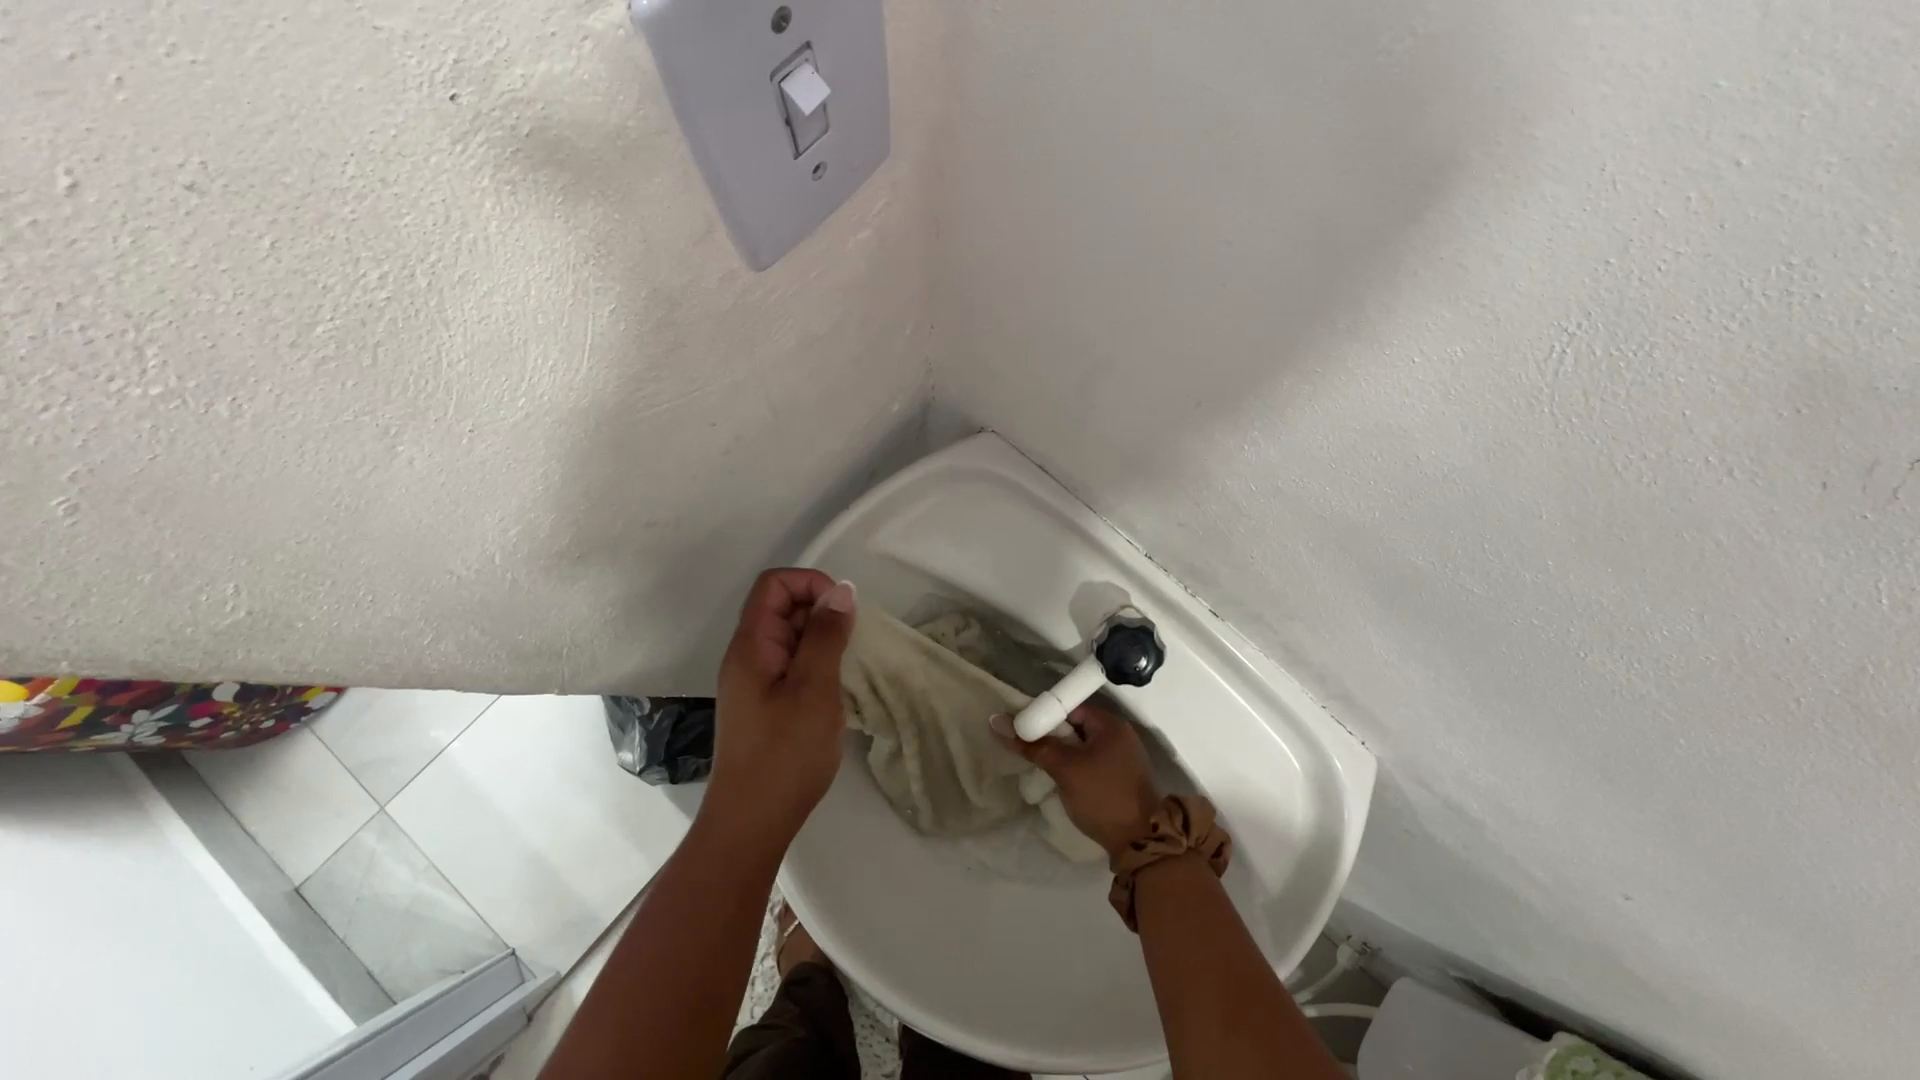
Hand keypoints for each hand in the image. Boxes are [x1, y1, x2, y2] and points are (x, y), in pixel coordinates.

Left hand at [706, 568, 856, 839]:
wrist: (752, 821)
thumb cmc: (784, 754)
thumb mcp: (813, 688)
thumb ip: (826, 636)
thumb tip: (841, 591)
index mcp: (751, 645)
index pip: (774, 585)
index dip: (811, 584)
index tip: (844, 611)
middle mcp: (747, 657)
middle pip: (781, 608)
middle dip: (821, 612)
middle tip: (852, 644)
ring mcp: (755, 683)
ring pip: (790, 639)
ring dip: (822, 642)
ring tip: (848, 668)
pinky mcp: (766, 706)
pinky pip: (792, 667)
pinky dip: (817, 667)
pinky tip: (837, 692)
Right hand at [994, 703, 1160, 855]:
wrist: (1139, 841)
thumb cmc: (1102, 796)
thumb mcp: (1064, 768)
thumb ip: (1032, 744)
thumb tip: (997, 721)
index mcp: (1111, 725)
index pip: (1071, 707)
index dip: (1045, 715)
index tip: (1022, 729)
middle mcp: (1119, 736)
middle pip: (1075, 727)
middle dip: (1050, 736)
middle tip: (1025, 747)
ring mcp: (1121, 759)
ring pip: (1081, 748)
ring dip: (1059, 754)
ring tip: (1036, 763)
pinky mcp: (1118, 779)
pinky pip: (1089, 764)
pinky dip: (1072, 767)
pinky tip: (1056, 779)